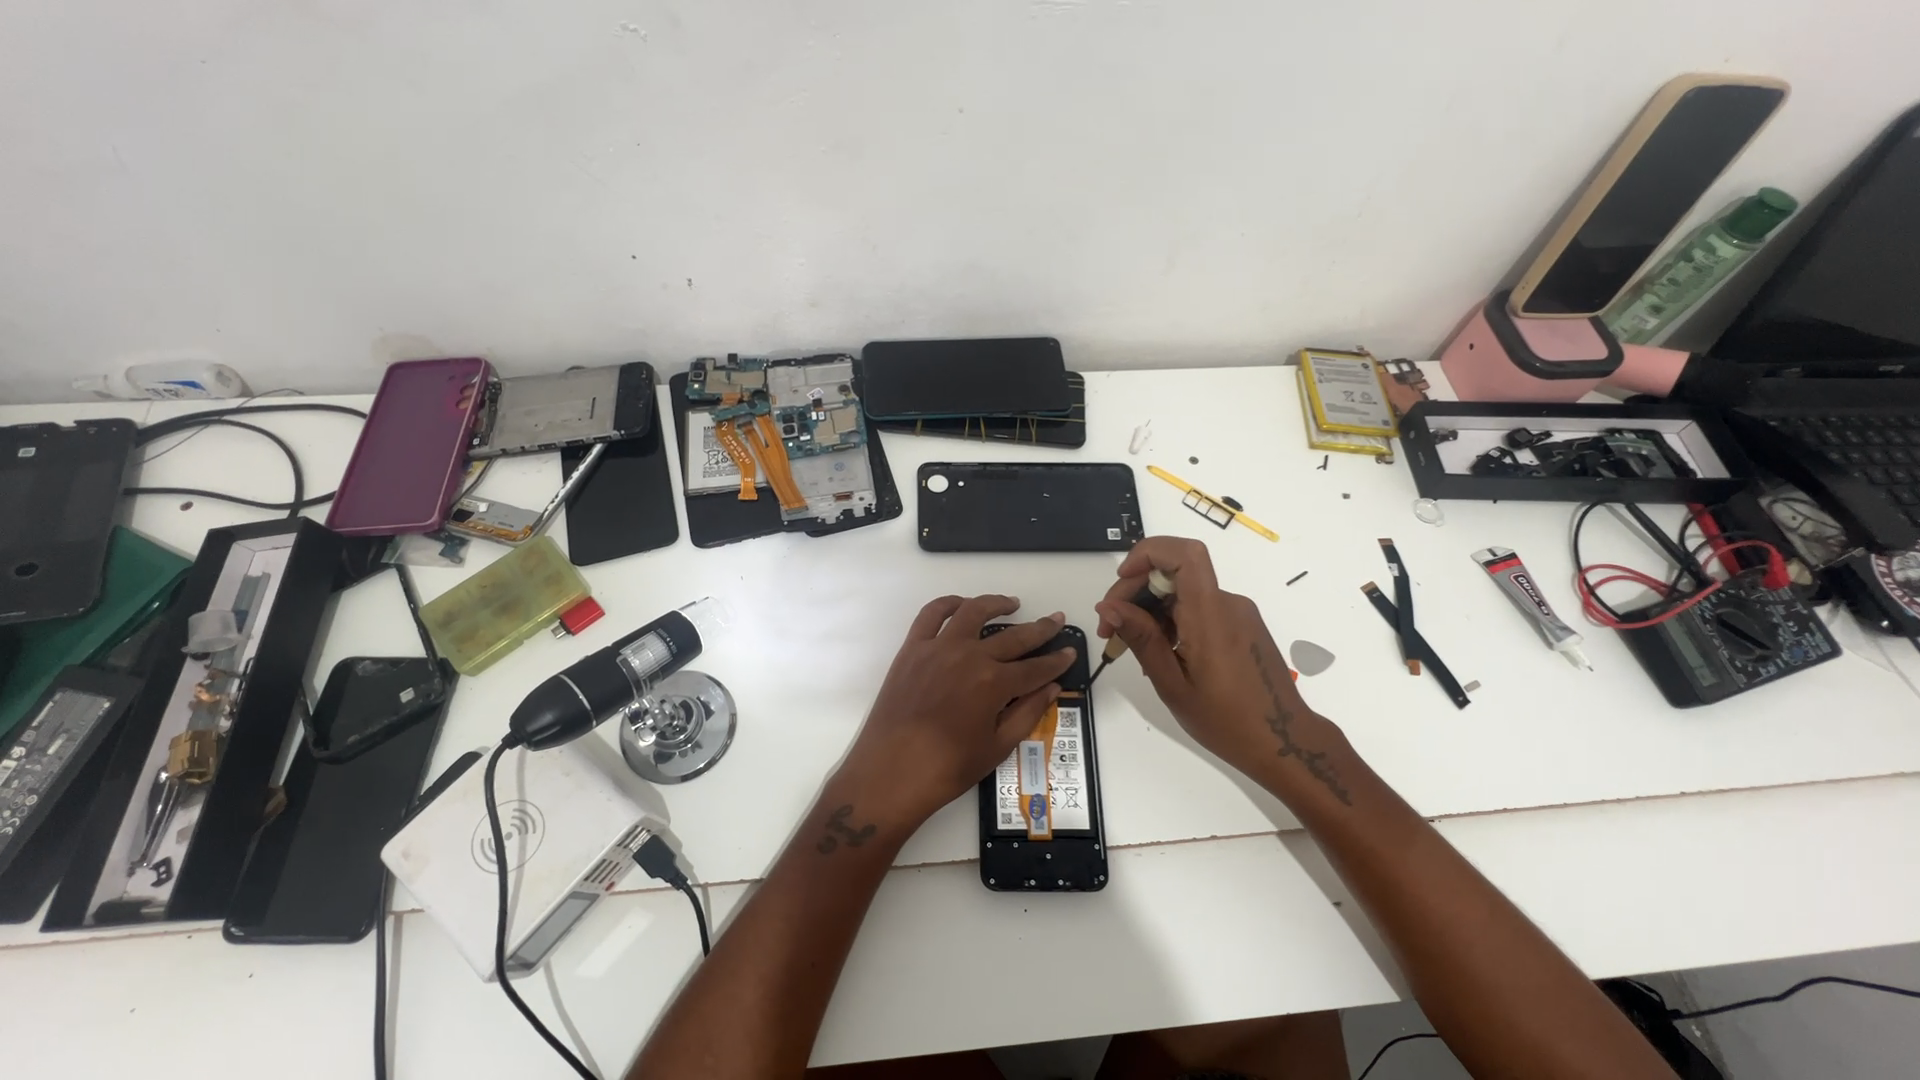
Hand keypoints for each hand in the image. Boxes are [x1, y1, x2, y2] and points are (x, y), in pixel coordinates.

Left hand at [840, 596, 1075, 825]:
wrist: (890, 773)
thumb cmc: (947, 768)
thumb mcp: (997, 747)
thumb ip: (1027, 712)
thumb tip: (1051, 688)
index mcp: (994, 683)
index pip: (1035, 668)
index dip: (1056, 661)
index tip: (1069, 652)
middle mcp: (969, 656)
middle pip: (1013, 636)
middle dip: (1040, 628)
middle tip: (1056, 619)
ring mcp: (938, 648)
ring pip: (973, 611)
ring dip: (997, 603)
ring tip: (1012, 603)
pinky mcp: (912, 649)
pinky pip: (931, 614)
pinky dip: (949, 603)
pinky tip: (962, 605)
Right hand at [1094, 537, 1320, 779]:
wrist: (1285, 742)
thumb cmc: (1227, 721)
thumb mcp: (1173, 684)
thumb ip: (1142, 639)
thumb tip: (1109, 605)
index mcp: (1211, 615)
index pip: (1184, 555)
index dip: (1148, 554)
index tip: (1122, 582)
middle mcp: (1228, 604)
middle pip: (1175, 572)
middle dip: (1136, 592)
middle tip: (1110, 630)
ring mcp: (1238, 613)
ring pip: (1185, 592)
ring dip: (1152, 609)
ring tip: (1131, 649)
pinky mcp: (1242, 626)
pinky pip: (1200, 608)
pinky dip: (1173, 620)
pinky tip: (1161, 653)